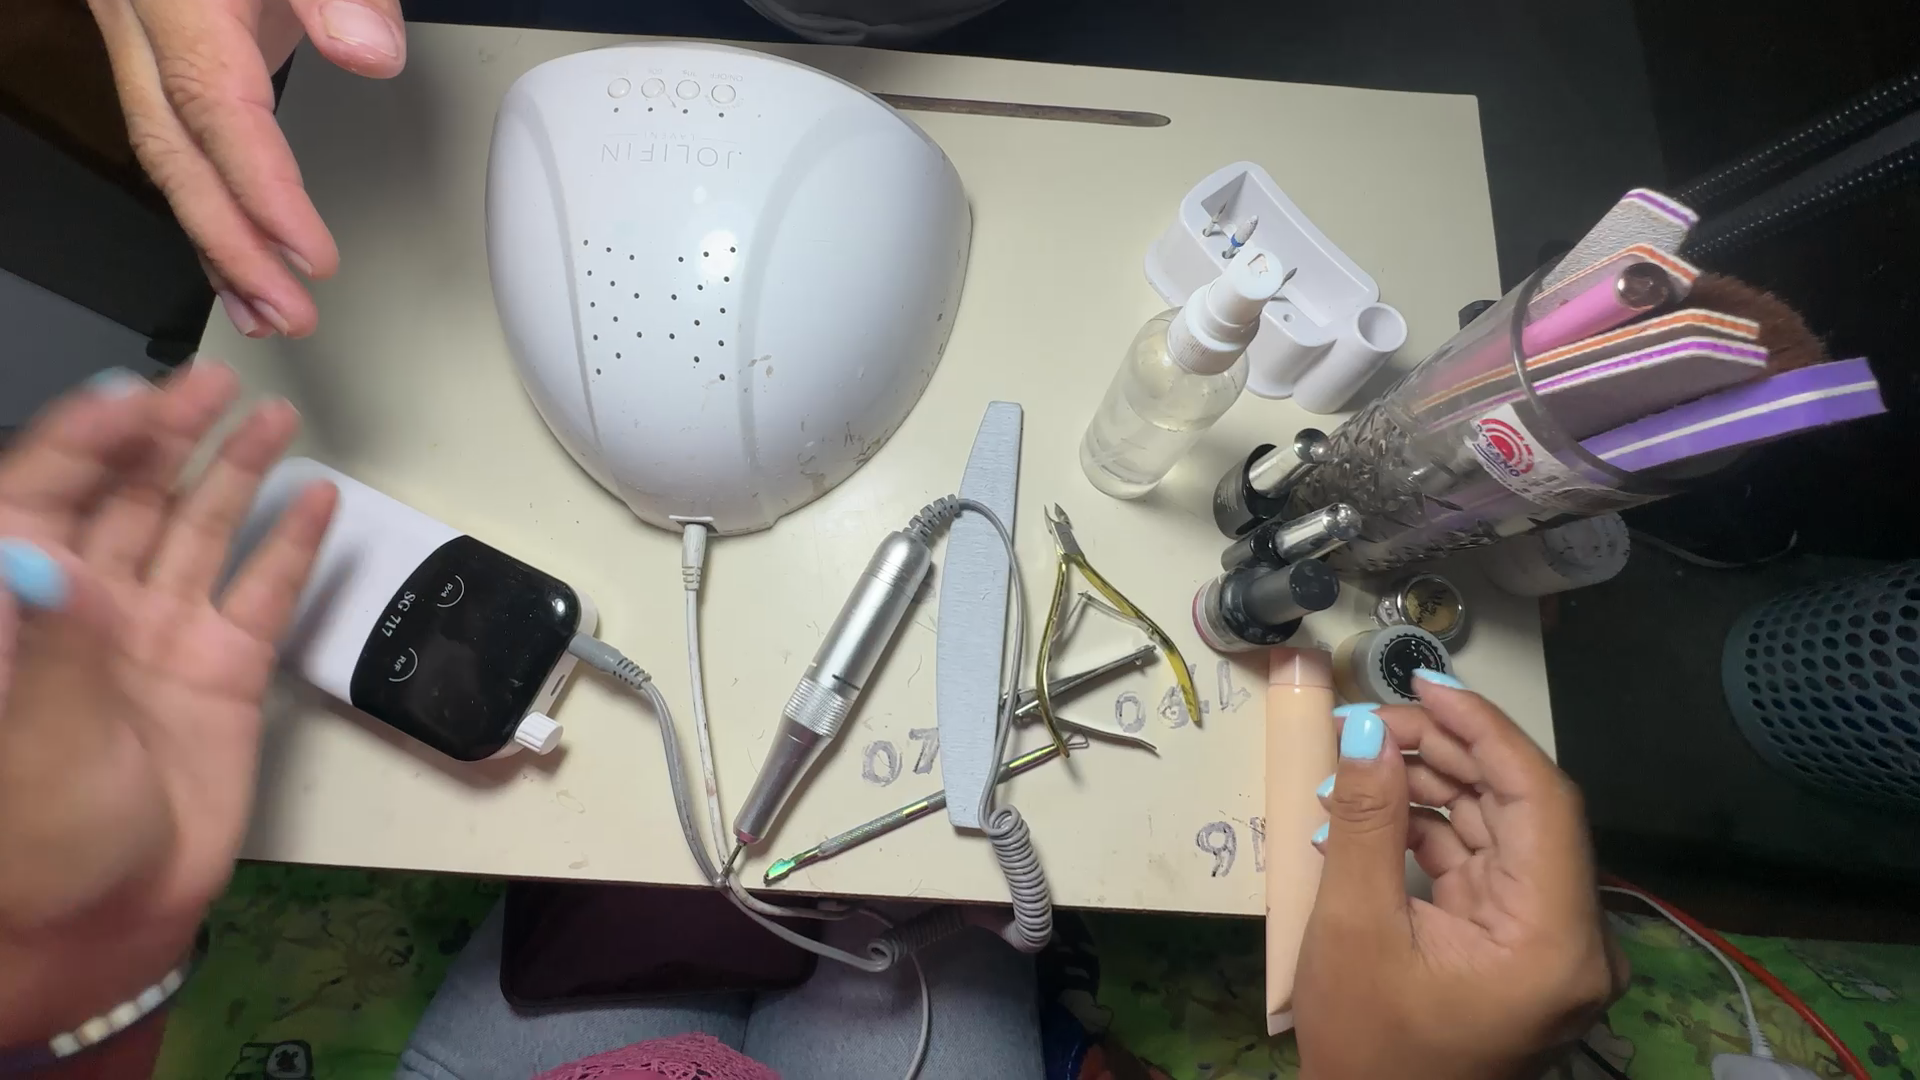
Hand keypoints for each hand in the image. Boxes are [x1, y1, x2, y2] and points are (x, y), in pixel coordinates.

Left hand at [0, 365, 335, 1043]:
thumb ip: (46, 656)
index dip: (80, 445)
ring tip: (273, 419)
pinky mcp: (230, 663)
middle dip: (165, 437)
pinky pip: (267, 588)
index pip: (34, 504)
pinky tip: (317, 500)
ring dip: (235, 472)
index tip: (136, 398)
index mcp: (7, 618)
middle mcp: (82, 609)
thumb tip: (58, 558)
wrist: (99, 918)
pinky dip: (294, 542)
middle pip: (124, 501)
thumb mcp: (23, 755)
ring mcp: (162, 633)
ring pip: (201, 530)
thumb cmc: (28, 848)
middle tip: (215, 384)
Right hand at [86, 0, 407, 337]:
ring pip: (169, 157)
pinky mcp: (167, 57)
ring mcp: (144, 41)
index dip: (263, 192)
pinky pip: (180, 144)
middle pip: (178, 149)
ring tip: (265, 314)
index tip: (311, 258)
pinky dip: (213, 210)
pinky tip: (239, 264)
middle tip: (289, 314)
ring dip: (218, 245)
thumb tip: (364, 50)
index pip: (219, 110)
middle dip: (234, 244)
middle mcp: (143, 23)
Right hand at [1292, 672, 1627, 1079]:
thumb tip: (1365, 731)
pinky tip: (1362, 811)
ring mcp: (1536, 935)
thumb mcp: (1353, 922)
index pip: (1541, 800)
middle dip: (1441, 750)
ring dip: (1422, 783)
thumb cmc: (1368, 1038)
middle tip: (1364, 724)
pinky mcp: (1503, 936)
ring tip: (1352, 764)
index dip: (1486, 730)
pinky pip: (1468, 855)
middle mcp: (1565, 932)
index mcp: (1552, 937)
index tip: (1423, 684)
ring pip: (1490, 823)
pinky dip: (1416, 823)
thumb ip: (1365, 819)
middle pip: (1515, 805)